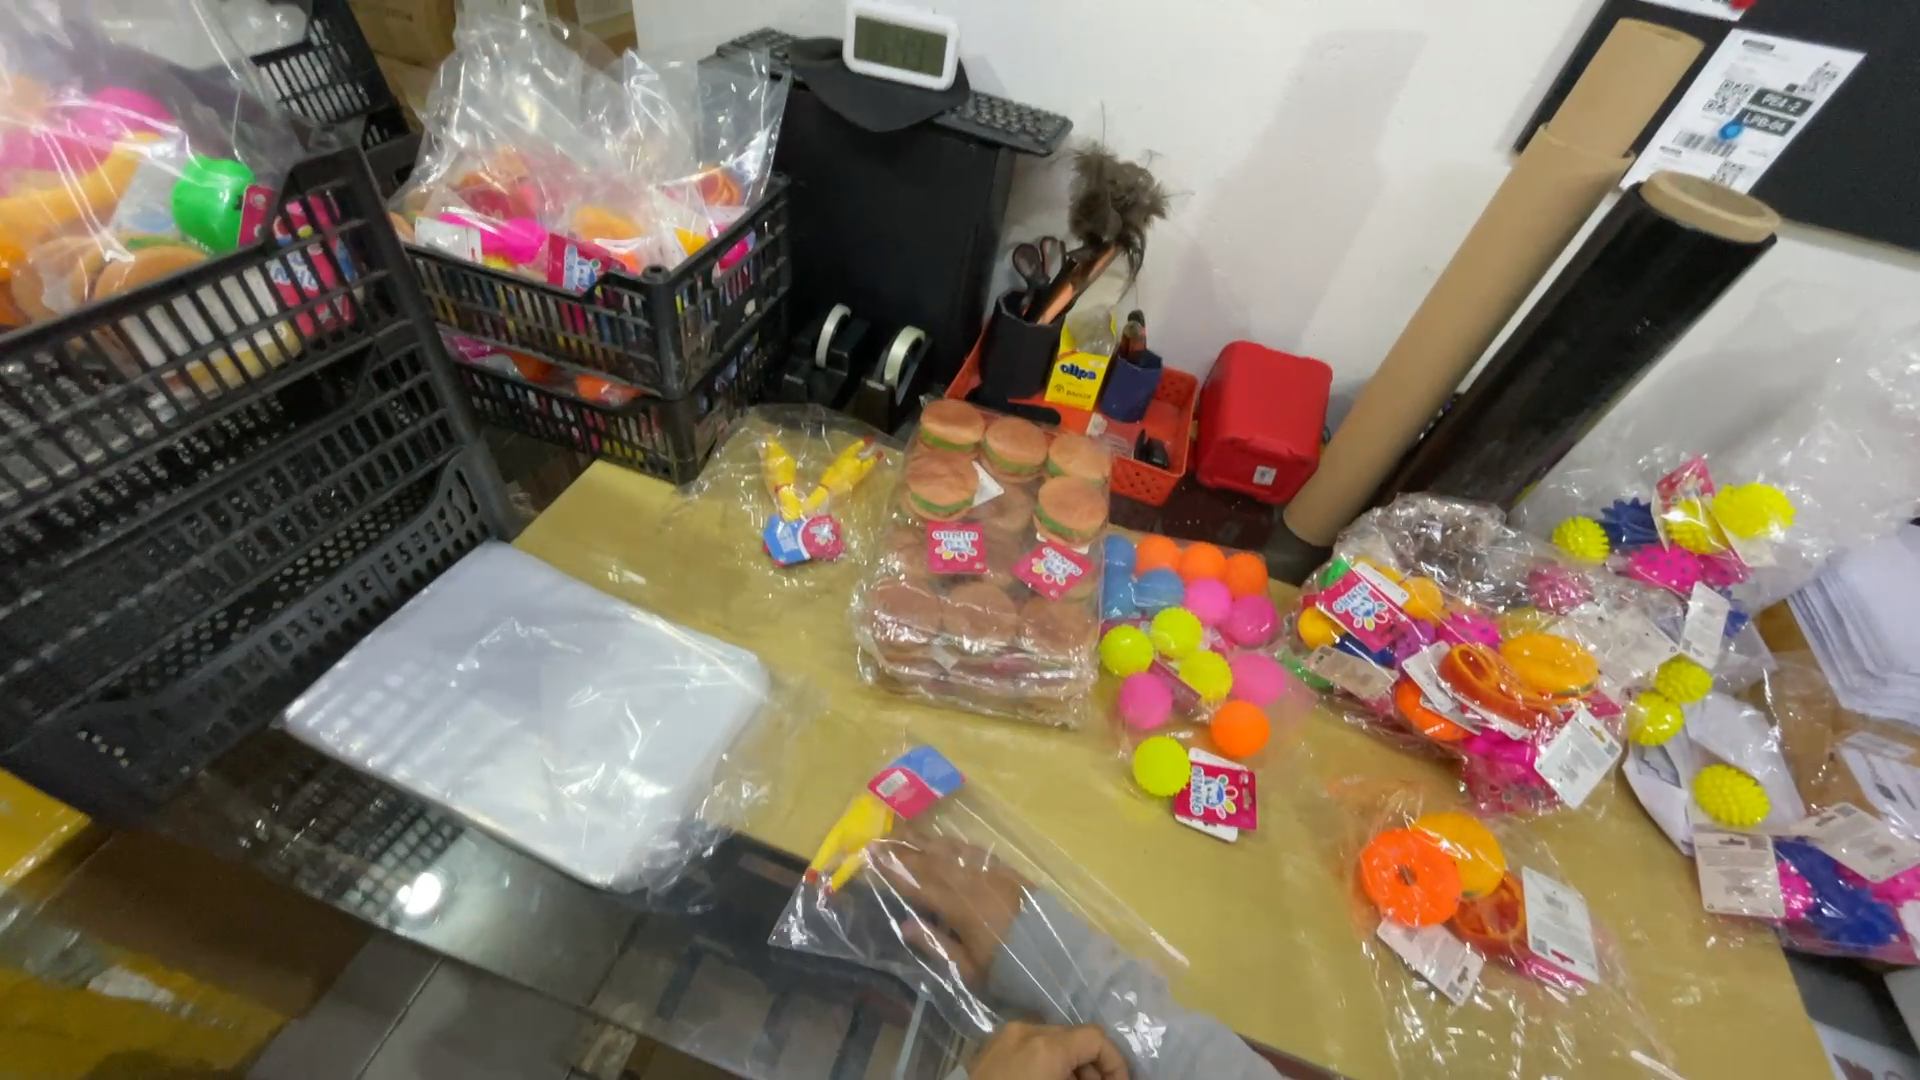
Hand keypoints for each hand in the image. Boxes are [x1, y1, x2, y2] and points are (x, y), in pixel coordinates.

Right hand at [871, 834, 1027, 985]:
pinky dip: (953, 843)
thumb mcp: (969, 969)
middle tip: (879, 840)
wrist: (1055, 953)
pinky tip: (943, 841)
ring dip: (925, 841)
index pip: (918, 884)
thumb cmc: (1008, 968)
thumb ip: (936, 944)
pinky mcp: (1003, 868)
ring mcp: (989, 871)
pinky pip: (972, 850)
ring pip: (950, 850)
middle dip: (903, 850)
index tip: (872, 858)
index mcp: (960, 907)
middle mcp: (971, 881)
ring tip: (903, 833)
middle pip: (931, 861)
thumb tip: (904, 925)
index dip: (893, 871)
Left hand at [967, 1022, 1129, 1079]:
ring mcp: (1006, 1036)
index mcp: (1046, 1045)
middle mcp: (1026, 1030)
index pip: (1095, 1038)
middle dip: (1093, 1071)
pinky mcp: (992, 1048)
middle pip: (1074, 1039)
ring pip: (1053, 1044)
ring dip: (1071, 1070)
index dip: (1115, 1064)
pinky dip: (1048, 1067)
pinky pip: (1031, 1049)